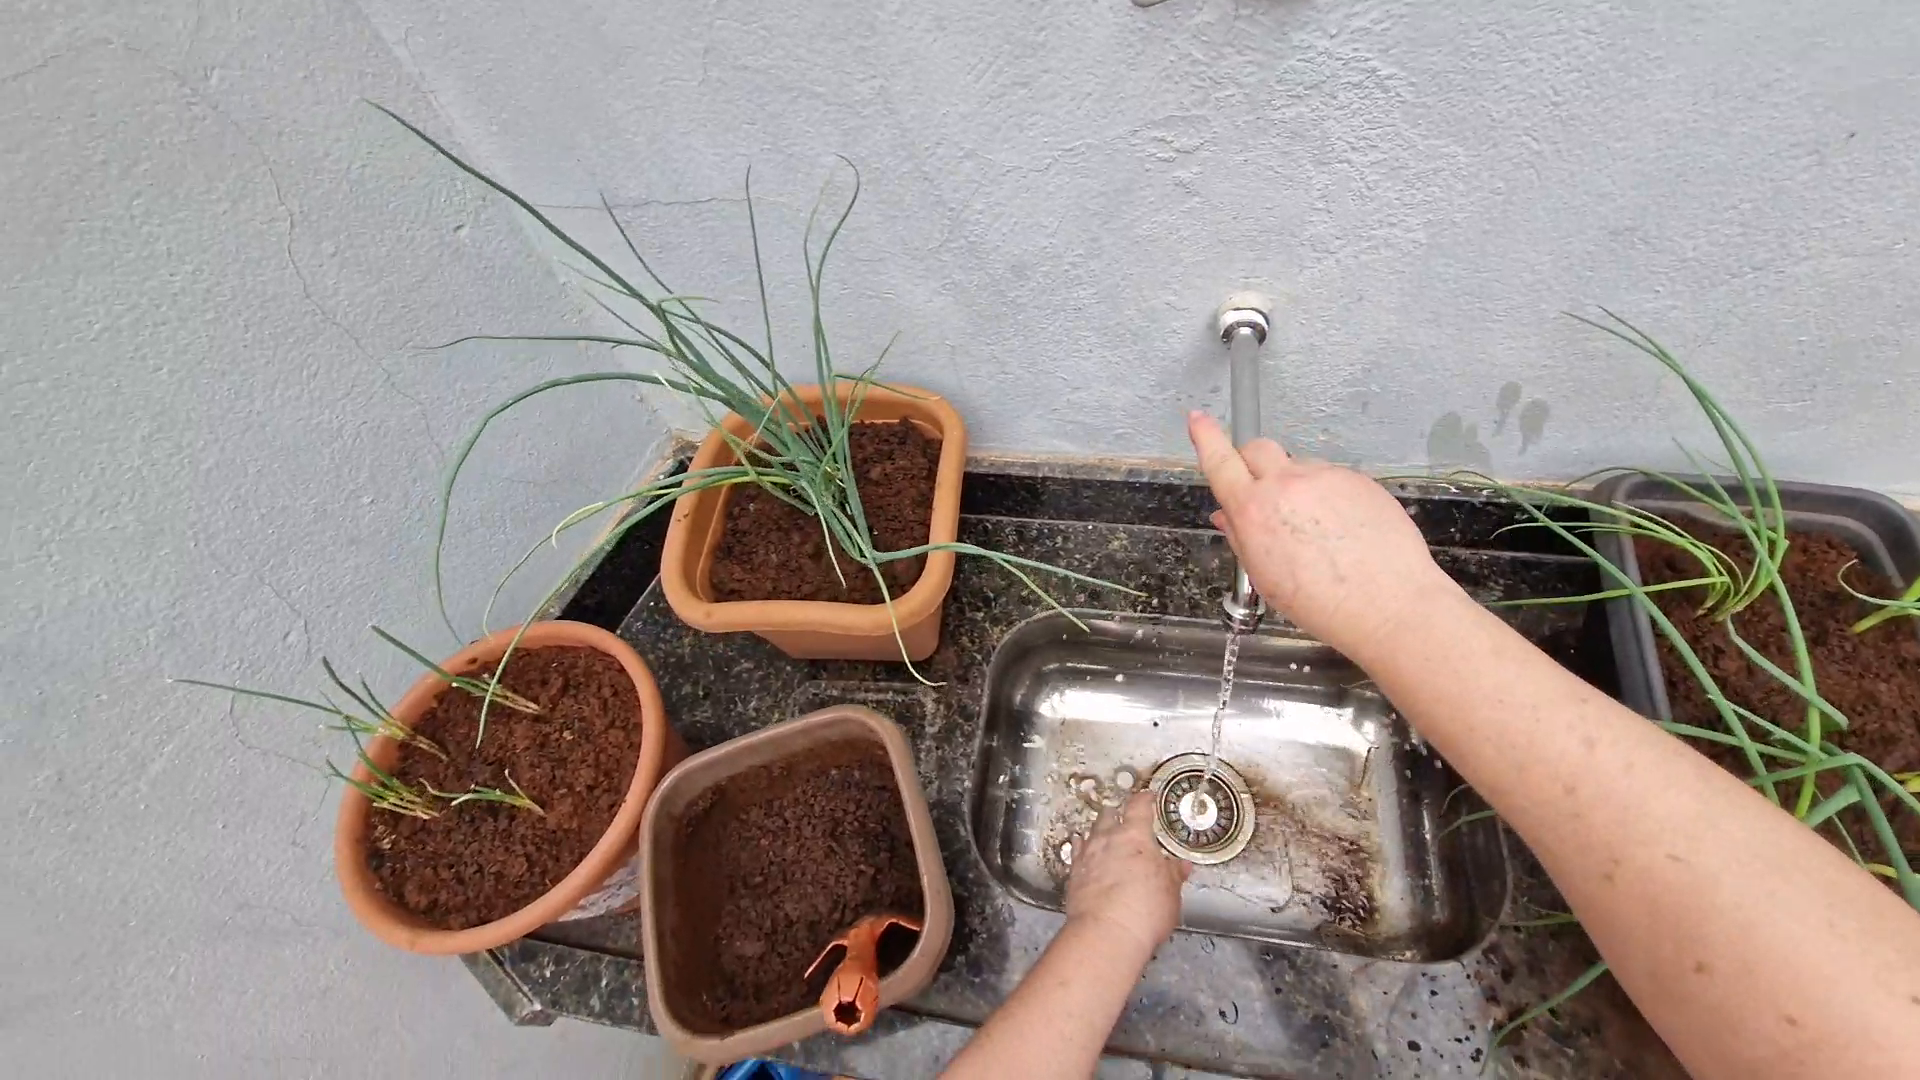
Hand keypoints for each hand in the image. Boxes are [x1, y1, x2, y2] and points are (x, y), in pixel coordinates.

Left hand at [1065, 792, 1189, 953]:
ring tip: (1104, 833)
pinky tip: (1082, 850)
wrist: (1106, 931)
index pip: (1138, 807)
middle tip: (1124, 817)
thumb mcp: (1171, 892)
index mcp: (1135, 836)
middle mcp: (1108, 838)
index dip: (1144, 799)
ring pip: (1091, 831)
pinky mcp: (1074, 873)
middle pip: (1109, 815)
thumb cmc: (1144, 910)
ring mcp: (1087, 854)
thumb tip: (1181, 865)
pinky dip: (1081, 849)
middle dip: (1117, 814)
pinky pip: (1076, 852)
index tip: (1147, 796)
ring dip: (1099, 831)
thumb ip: (1173, 874)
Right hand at [1186, 410, 1453, 657]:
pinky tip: (1339, 528)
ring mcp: (1326, 478)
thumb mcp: (1263, 574)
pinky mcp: (1358, 480)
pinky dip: (1328, 494)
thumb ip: (1241, 536)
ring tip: (1313, 525)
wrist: (1386, 604)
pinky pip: (1332, 477)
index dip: (1206, 437)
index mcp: (1254, 510)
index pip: (1220, 462)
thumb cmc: (1323, 601)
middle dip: (1251, 461)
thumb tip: (1227, 517)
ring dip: (1295, 483)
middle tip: (1258, 486)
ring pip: (1298, 465)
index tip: (1198, 419)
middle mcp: (1287, 485)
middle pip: (1258, 449)